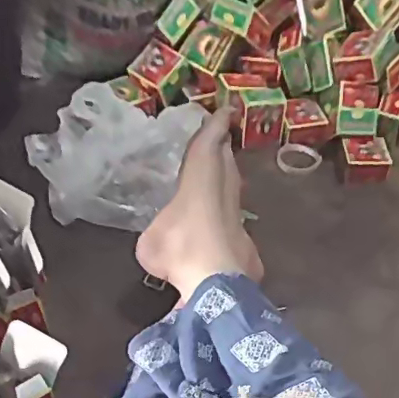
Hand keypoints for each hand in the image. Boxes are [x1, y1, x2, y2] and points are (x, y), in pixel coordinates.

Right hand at [134, 106, 264, 300]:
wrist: (215, 285)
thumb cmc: (179, 251)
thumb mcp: (152, 243)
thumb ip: (159, 236)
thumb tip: (165, 246)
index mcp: (199, 183)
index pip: (207, 148)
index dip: (214, 129)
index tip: (224, 112)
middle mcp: (224, 199)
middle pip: (227, 168)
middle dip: (223, 153)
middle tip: (221, 143)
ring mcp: (239, 226)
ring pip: (234, 199)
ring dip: (228, 190)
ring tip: (219, 186)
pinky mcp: (247, 252)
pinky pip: (236, 234)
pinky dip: (227, 233)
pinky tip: (221, 241)